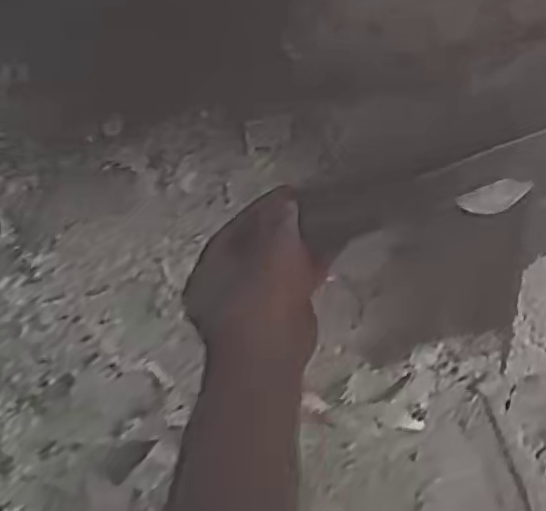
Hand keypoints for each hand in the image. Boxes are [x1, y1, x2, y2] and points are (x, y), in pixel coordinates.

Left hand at [183, 187, 326, 372]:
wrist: (270, 353)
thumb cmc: (264, 295)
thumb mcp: (274, 246)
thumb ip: (280, 219)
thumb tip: (286, 200)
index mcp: (213, 264)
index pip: (239, 225)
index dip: (266, 206)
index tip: (293, 192)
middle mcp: (223, 281)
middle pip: (257, 243)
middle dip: (284, 226)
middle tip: (312, 207)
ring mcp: (247, 300)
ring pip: (276, 262)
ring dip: (299, 245)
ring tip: (326, 225)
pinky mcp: (272, 312)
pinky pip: (291, 279)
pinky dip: (309, 264)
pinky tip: (331, 253)